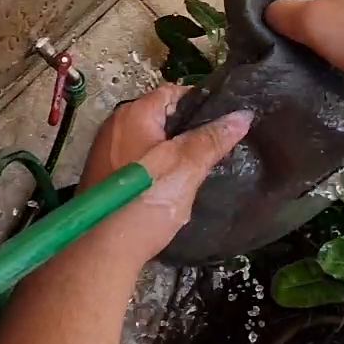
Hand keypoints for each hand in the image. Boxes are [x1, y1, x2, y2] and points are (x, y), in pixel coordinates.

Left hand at [69, 84, 251, 274]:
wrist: (101, 251)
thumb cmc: (145, 202)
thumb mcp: (186, 168)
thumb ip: (212, 139)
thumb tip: (242, 115)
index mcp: (134, 114)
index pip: (173, 92)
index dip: (200, 103)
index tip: (224, 121)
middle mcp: (116, 125)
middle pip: (161, 118)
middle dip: (187, 132)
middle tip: (214, 150)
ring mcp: (107, 151)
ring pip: (151, 143)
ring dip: (173, 155)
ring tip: (196, 173)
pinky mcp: (105, 176)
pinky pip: (138, 163)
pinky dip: (155, 171)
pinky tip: (170, 192)